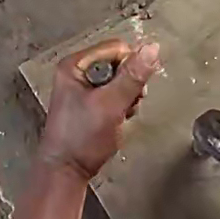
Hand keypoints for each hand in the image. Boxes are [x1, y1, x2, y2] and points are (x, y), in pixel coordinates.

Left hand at [37, 39, 159, 181]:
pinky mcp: (90, 103)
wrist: (67, 170)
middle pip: (119, 63)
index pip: (116, 49)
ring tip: (120, 114)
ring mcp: (83, 88)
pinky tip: (117, 119)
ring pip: (120, 80)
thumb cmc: (82, 138)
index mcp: (74, 65)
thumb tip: (152, 49)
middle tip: (126, 104)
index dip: (132, 65)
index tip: (135, 89)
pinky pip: (115, 94)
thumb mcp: (111, 104)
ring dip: (128, 97)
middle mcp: (77, 72)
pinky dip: (122, 106)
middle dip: (130, 84)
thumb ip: (133, 76)